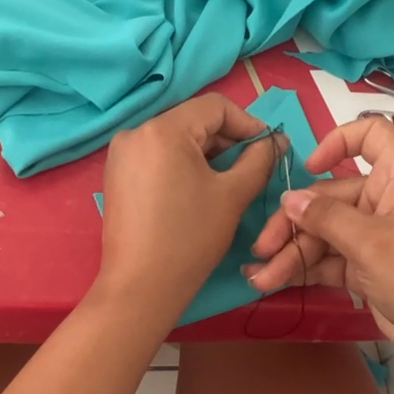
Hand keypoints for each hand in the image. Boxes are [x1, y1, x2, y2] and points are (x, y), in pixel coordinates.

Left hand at [97, 94, 281, 311]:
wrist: (141, 286)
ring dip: (206, 155)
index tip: (269, 147)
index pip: (215, 106)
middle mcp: (135, 133)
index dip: (248, 123)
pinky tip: (198, 192)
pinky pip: (157, 158)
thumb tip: (277, 140)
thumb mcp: (233, 195)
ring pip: (175, 140)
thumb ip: (259, 159)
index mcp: (162, 130)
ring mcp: (121, 156)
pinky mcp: (116, 177)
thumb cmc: (190, 238)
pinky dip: (182, 166)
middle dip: (226, 141)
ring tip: (228, 182)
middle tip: (253, 167)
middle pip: (192, 121)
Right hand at [245, 117, 393, 364]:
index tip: (309, 167)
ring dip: (291, 254)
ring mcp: (375, 238)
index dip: (339, 141)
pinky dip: (303, 270)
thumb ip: (326, 218)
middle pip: (330, 197)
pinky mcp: (367, 270)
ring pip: (323, 234)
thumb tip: (289, 199)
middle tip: (261, 249)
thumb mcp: (372, 244)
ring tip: (259, 278)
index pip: (372, 137)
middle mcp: (385, 203)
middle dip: (293, 223)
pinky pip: (328, 261)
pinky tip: (272, 283)